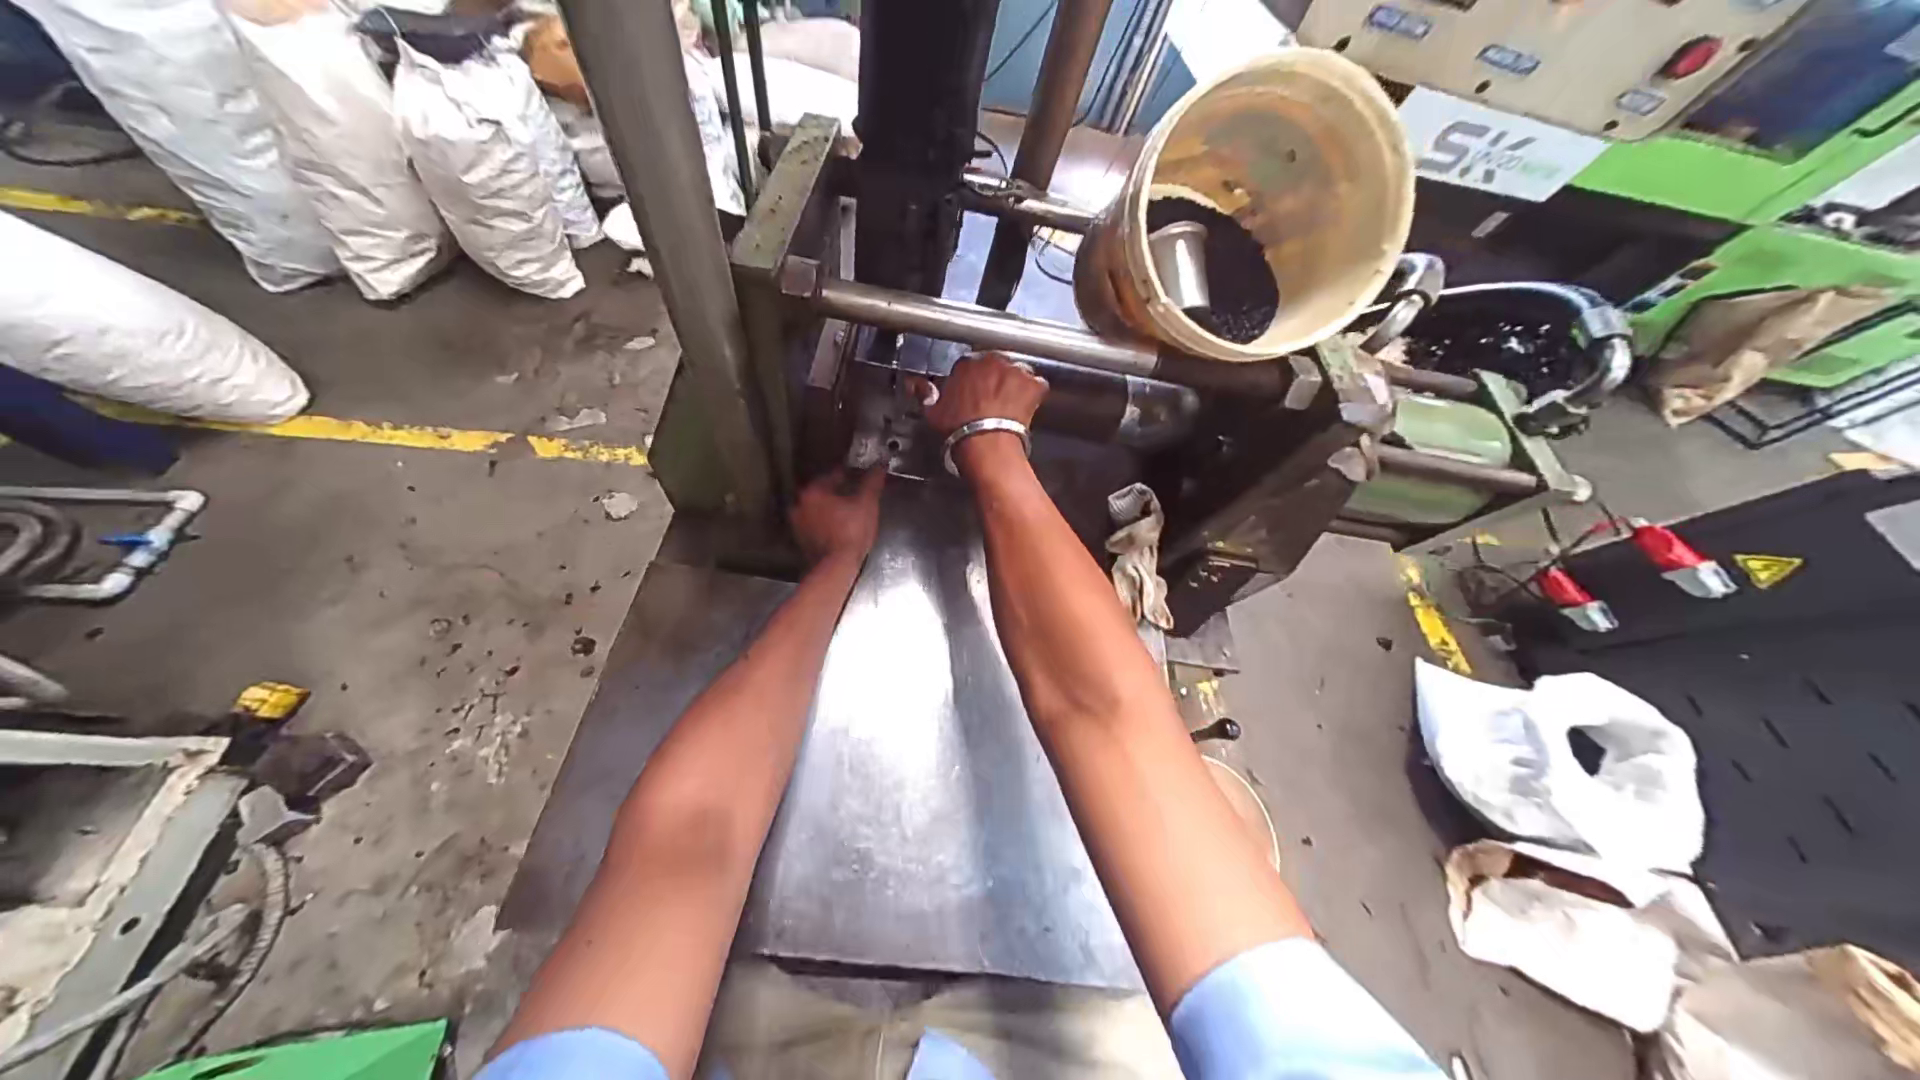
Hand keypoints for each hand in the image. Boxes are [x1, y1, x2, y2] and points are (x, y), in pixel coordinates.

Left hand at [791, 467, 884, 566]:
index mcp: (813, 491)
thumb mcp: (867, 504)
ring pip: (818, 509)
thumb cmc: (852, 532)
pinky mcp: (801, 540)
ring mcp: (798, 524)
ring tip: (849, 512)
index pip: (834, 475)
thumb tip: (880, 464)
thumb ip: (872, 482)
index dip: (850, 474)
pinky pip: (816, 525)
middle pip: (823, 492)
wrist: (836, 567)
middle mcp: (800, 504)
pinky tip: (839, 528)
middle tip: (856, 495)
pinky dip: (826, 523)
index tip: (861, 477)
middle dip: (839, 492)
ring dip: (831, 508)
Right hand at [923, 351, 1048, 435]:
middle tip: (992, 400)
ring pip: (1018, 371)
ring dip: (1015, 383)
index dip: (973, 380)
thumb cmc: (959, 430)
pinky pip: (1037, 384)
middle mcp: (992, 360)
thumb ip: (925, 393)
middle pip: (996, 364)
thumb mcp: (933, 412)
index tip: (973, 392)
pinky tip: (1026, 406)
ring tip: (1010, 404)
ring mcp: (1015, 370)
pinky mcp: (1033, 384)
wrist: (986, 444)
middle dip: (995, 378)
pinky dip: (1033, 393)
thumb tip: (916, 384)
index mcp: (967, 363)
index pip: (970, 364)